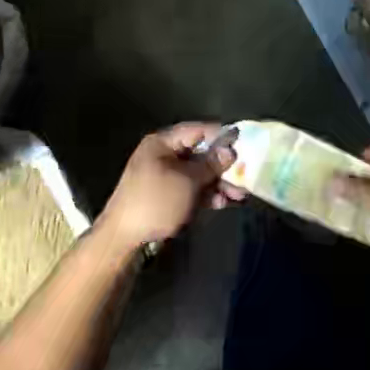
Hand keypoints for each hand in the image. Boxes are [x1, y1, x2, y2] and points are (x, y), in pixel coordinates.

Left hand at [98, 123, 238, 250]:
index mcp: (162, 143)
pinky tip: (224, 203)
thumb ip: (211, 164)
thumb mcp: (187, 181)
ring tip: (239, 195)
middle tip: (245, 176)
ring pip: (198, 174)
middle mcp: (163, 155)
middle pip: (200, 154)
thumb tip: (230, 149)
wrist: (123, 239)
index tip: (244, 144)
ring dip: (219, 183)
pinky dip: (207, 194)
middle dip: (223, 166)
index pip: (197, 130)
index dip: (221, 136)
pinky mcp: (167, 196)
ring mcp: (164, 177)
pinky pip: (192, 189)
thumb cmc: (155, 202)